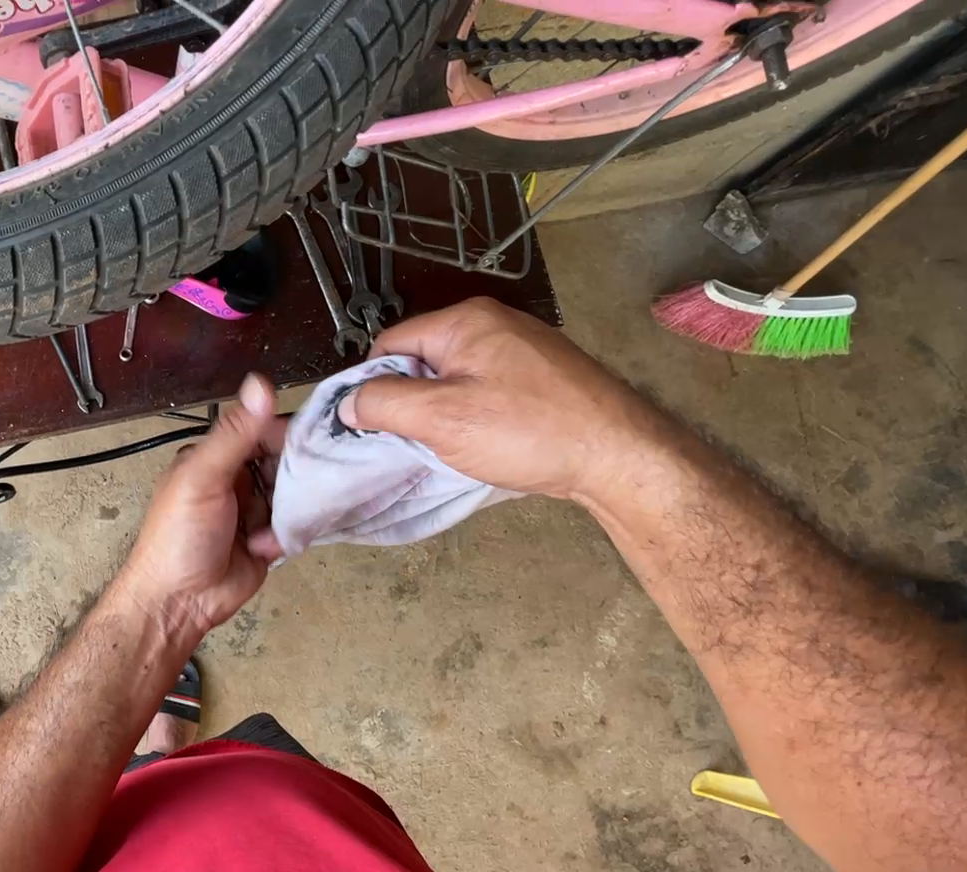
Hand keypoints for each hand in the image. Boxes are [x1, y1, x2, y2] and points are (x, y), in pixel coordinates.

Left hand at [113, 374, 285, 640]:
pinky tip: (266, 546)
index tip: (316, 440)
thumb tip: (259, 384)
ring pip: (296, 494)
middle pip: (286, 462)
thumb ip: (234, 435)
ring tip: (277, 520)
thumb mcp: (202, 479)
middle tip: (310, 485)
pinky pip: (295, 526)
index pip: (263, 430)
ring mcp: (254, 510)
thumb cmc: (178, 538)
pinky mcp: (268, 540)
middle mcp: (237, 479)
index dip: (288, 434)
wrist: (178, 603)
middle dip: (299, 474)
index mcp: (216, 457)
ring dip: (294, 508)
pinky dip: (288, 535)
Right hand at [338, 298, 674, 502]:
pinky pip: (481, 387)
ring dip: (438, 410)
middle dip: (408, 399)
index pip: (389, 344)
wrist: (619, 455)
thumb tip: (348, 402)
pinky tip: (482, 439)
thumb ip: (383, 404)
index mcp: (464, 321)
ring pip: (450, 377)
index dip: (372, 385)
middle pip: (420, 359)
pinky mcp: (538, 373)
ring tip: (450, 443)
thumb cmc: (527, 432)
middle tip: (415, 439)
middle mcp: (492, 322)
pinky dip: (469, 413)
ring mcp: (519, 347)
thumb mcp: (440, 419)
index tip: (373, 425)